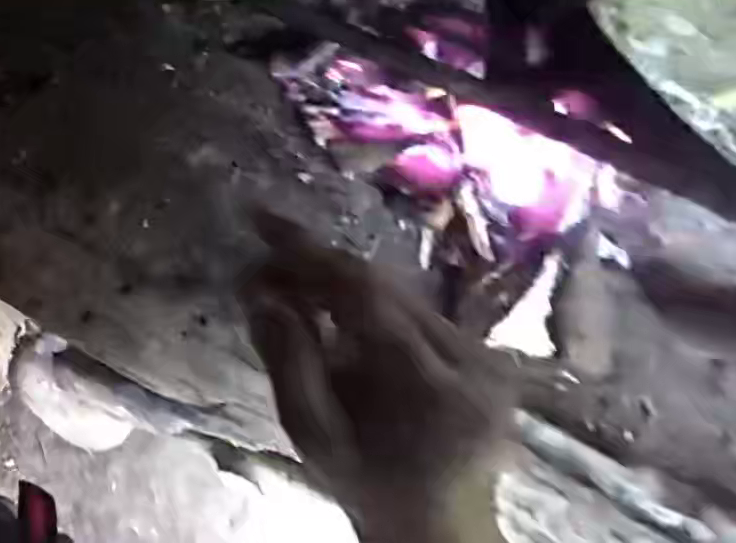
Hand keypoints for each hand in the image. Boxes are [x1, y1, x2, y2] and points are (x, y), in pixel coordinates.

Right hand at [240, 211, 513, 542]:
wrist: (440, 527)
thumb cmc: (368, 480)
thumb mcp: (312, 429)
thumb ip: (286, 357)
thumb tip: (258, 291)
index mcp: (436, 386)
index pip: (364, 294)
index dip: (306, 253)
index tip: (258, 223)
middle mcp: (470, 360)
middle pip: (376, 282)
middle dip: (309, 259)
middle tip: (258, 250)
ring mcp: (478, 354)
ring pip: (387, 285)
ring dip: (327, 273)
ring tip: (278, 277)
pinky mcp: (471, 350)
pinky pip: (399, 300)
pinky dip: (351, 290)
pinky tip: (317, 296)